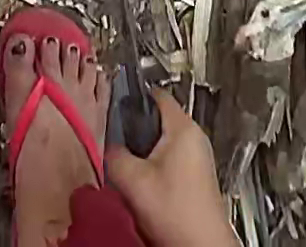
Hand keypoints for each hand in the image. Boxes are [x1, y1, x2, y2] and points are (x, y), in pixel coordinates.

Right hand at [105, 91, 236, 246]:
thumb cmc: (174, 211)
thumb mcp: (134, 182)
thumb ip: (114, 156)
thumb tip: (106, 146)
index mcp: (183, 127)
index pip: (157, 94)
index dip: (135, 96)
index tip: (115, 105)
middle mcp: (195, 135)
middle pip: (159, 118)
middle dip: (137, 128)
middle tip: (117, 140)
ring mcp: (199, 156)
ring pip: (164, 141)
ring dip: (145, 151)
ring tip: (127, 164)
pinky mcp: (198, 176)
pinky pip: (172, 158)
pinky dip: (156, 165)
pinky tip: (144, 183)